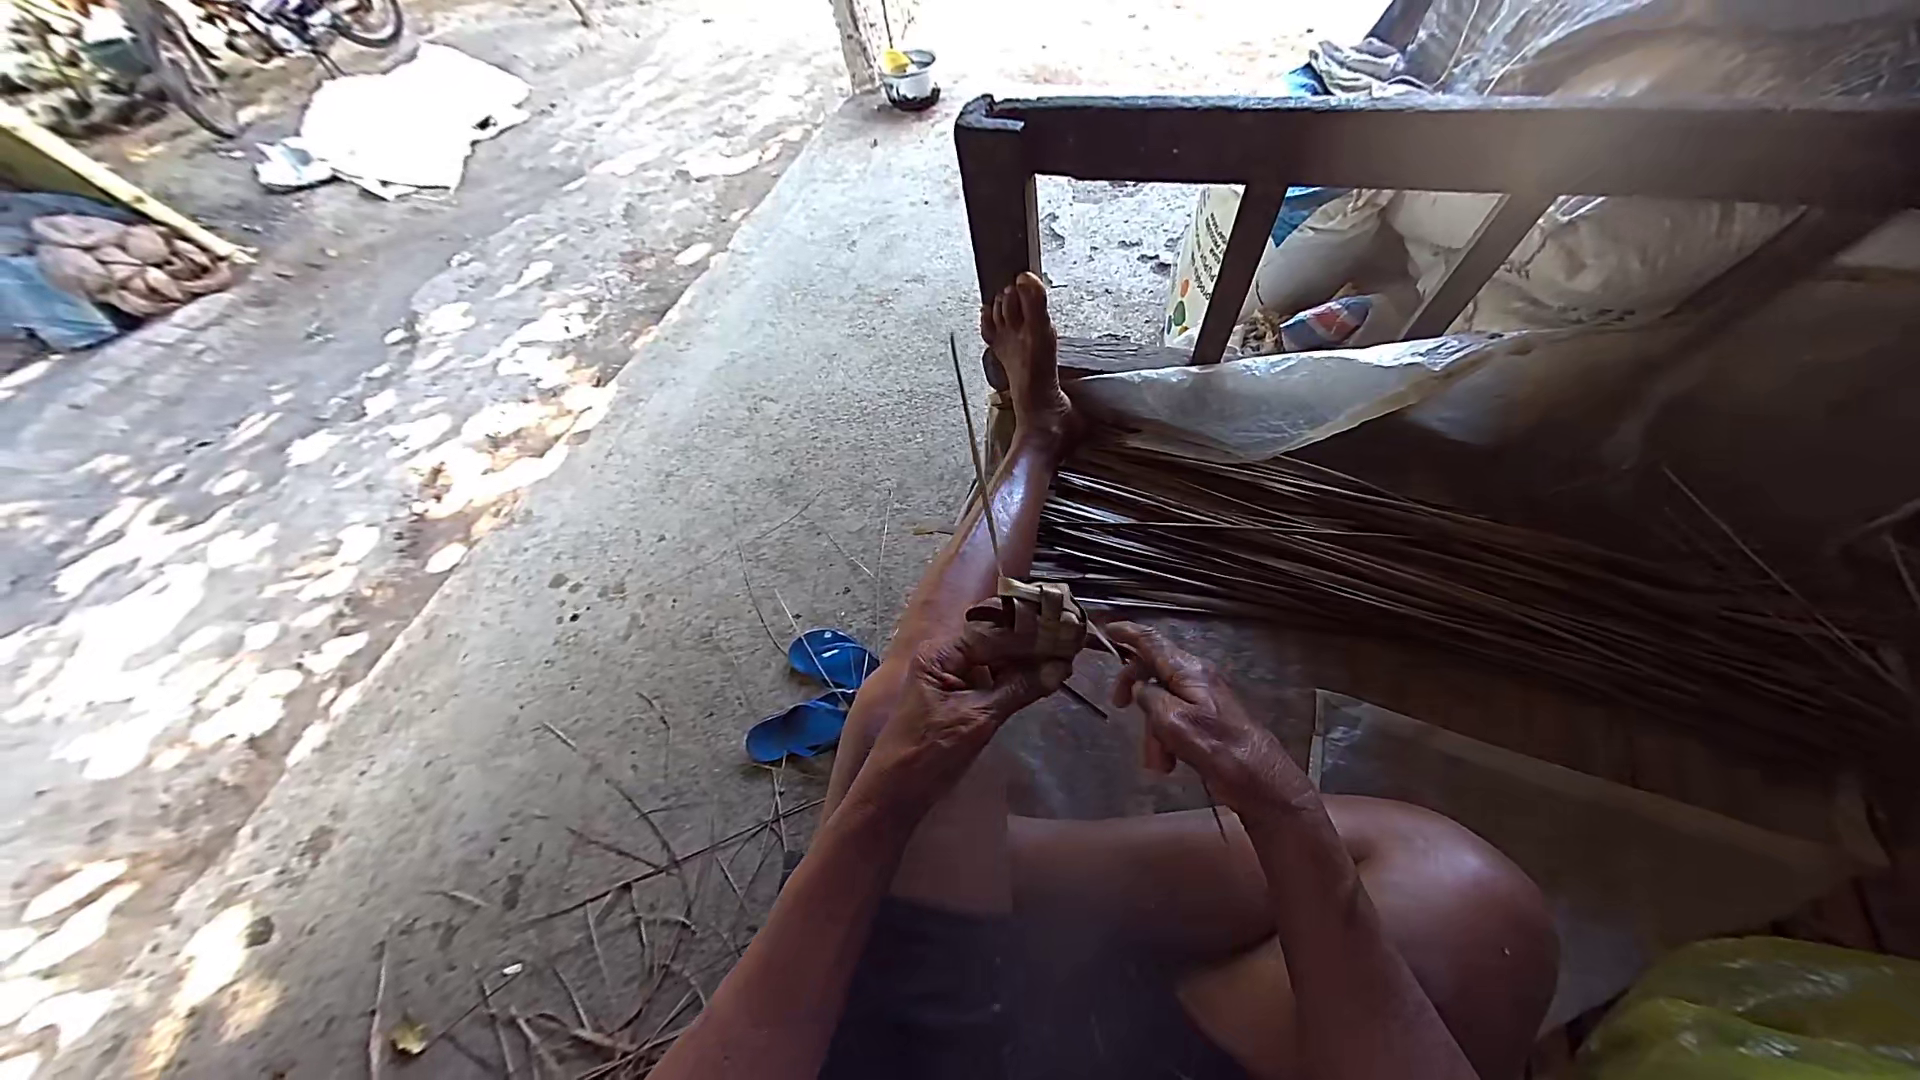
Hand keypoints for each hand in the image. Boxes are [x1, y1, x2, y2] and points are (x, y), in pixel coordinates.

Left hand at [851, 621, 1071, 816]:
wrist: (897, 791)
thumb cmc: (929, 754)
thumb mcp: (978, 719)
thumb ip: (1018, 688)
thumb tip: (1060, 666)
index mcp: (940, 653)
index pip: (991, 630)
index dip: (1028, 630)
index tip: (1064, 629)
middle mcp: (944, 654)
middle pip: (993, 636)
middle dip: (1030, 638)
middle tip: (1069, 639)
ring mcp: (951, 672)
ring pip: (995, 653)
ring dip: (1027, 654)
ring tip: (1063, 653)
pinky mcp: (958, 690)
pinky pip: (992, 672)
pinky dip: (1016, 673)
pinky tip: (1042, 673)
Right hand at [1107, 622, 1317, 818]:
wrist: (1262, 784)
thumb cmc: (1219, 749)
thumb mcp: (1174, 721)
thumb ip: (1150, 698)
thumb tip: (1139, 688)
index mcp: (1190, 671)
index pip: (1153, 642)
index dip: (1128, 633)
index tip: (1108, 629)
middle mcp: (1196, 678)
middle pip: (1153, 671)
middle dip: (1135, 694)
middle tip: (1118, 706)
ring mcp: (1202, 700)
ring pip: (1160, 701)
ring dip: (1152, 729)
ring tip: (1158, 760)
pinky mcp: (1206, 721)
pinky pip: (1173, 719)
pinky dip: (1165, 738)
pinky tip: (1169, 761)